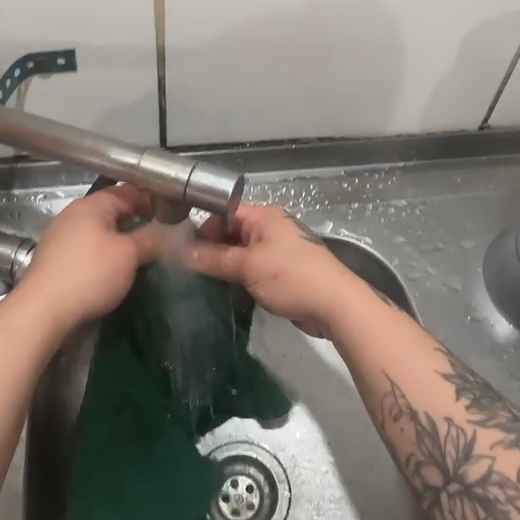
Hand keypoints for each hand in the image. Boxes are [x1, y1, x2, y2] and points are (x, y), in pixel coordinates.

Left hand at [14, 184, 159, 331]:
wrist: (43, 312)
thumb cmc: (90, 275)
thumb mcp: (129, 254)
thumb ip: (151, 238)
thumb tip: (169, 230)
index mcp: (91, 205)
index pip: (128, 191)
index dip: (152, 200)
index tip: (173, 216)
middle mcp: (73, 216)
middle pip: (113, 211)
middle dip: (138, 222)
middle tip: (163, 237)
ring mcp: (62, 238)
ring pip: (101, 232)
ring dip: (122, 241)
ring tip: (144, 256)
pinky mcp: (57, 261)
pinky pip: (89, 250)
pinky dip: (106, 256)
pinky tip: (117, 271)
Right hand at [181, 204, 369, 337]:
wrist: (335, 305)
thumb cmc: (292, 277)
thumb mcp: (249, 266)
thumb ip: (215, 259)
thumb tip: (184, 252)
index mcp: (265, 218)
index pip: (226, 213)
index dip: (205, 228)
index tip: (185, 249)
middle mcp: (271, 230)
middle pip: (233, 234)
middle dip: (212, 250)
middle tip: (189, 270)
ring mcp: (278, 253)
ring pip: (242, 255)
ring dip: (225, 268)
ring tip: (201, 283)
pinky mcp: (282, 275)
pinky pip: (253, 272)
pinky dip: (240, 280)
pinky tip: (223, 293)